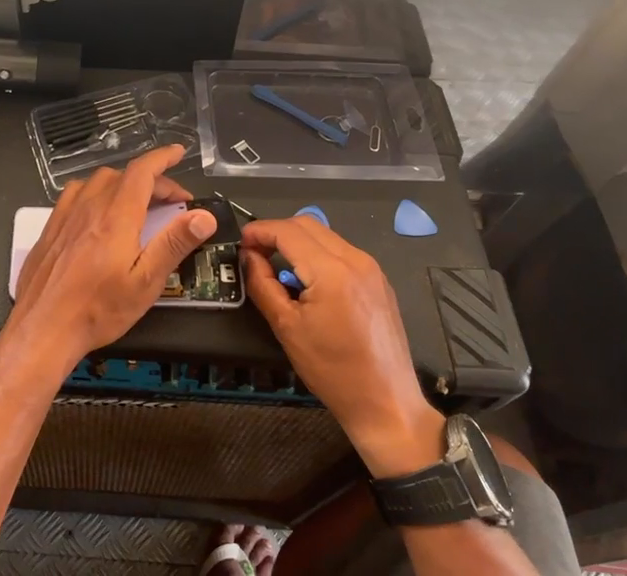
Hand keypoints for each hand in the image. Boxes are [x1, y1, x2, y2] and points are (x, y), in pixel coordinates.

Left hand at [7, 145, 216, 371]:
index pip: (142, 172)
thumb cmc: (98, 310)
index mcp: (116, 217)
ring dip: (123, 183)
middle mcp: (89, 207)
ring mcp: (65, 215)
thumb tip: (203, 215)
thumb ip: (174, 244)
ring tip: (139, 203)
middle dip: (152, 180)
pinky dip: (97, 191)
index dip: (163, 158)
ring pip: (98, 181)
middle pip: (123, 176)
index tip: (179, 152)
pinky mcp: (51, 228)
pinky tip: (99, 211)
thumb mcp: (146, 282)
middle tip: (172, 202)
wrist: (43, 328)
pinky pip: (76, 194)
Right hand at [241, 215, 445, 476]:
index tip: (240, 244)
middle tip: (255, 253)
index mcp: (332, 271)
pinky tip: (307, 280)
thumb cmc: (331, 369)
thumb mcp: (286, 327)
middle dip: (277, 231)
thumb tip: (248, 257)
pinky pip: (342, 251)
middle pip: (307, 224)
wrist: (386, 403)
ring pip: (325, 235)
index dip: (259, 231)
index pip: (287, 230)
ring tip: (278, 267)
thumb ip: (262, 284)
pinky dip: (318, 254)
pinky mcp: (378, 280)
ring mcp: (371, 268)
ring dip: (298, 242)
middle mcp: (355, 259)